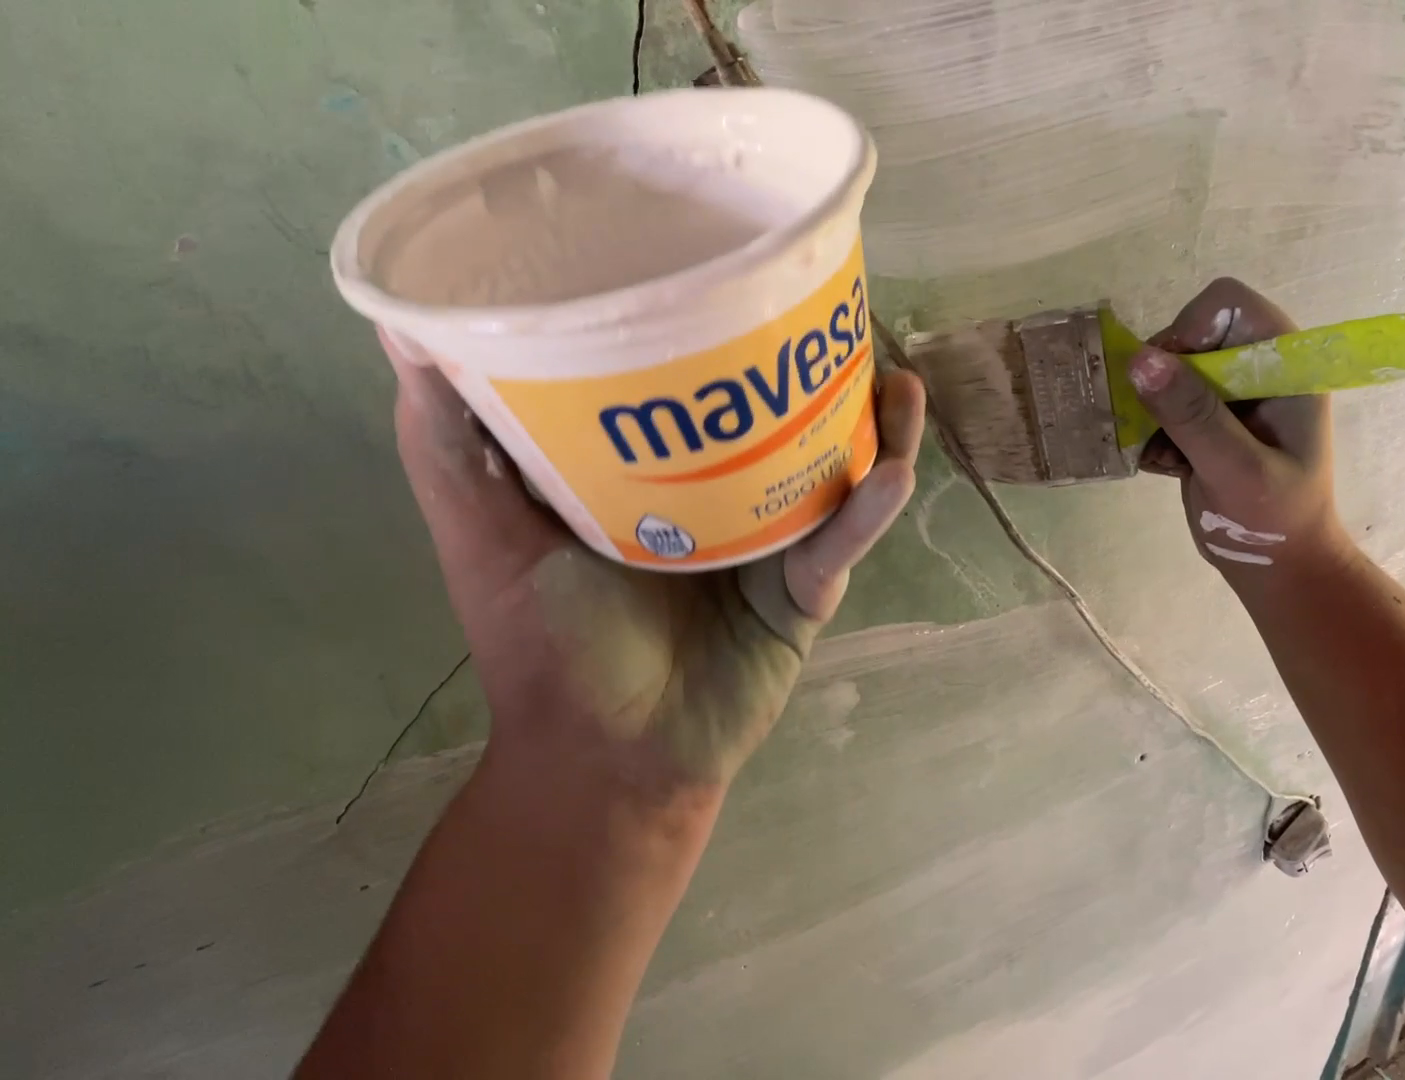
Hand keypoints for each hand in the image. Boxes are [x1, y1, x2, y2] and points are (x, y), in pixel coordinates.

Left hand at [380, 330, 925, 793]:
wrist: (607, 757)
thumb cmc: (545, 645)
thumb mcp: (486, 532)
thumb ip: (449, 442)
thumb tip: (403, 323)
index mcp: (659, 476)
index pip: (697, 388)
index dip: (720, 330)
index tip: (735, 267)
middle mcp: (724, 500)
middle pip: (782, 421)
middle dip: (819, 372)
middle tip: (841, 318)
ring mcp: (772, 546)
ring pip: (833, 473)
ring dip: (872, 428)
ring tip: (897, 381)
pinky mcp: (806, 594)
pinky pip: (842, 542)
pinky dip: (869, 508)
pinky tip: (892, 468)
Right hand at [1127, 278, 1346, 588]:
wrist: (1279, 568)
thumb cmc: (1272, 521)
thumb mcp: (1235, 468)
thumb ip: (1192, 414)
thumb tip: (1140, 359)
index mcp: (1284, 365)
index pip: (1228, 305)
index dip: (1191, 330)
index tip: (1172, 380)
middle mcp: (1255, 371)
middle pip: (1188, 336)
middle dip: (1163, 382)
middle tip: (1159, 426)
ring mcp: (1227, 397)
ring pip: (1166, 373)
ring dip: (1152, 413)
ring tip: (1165, 455)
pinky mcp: (1204, 423)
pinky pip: (1159, 406)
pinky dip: (1152, 434)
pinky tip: (1167, 466)